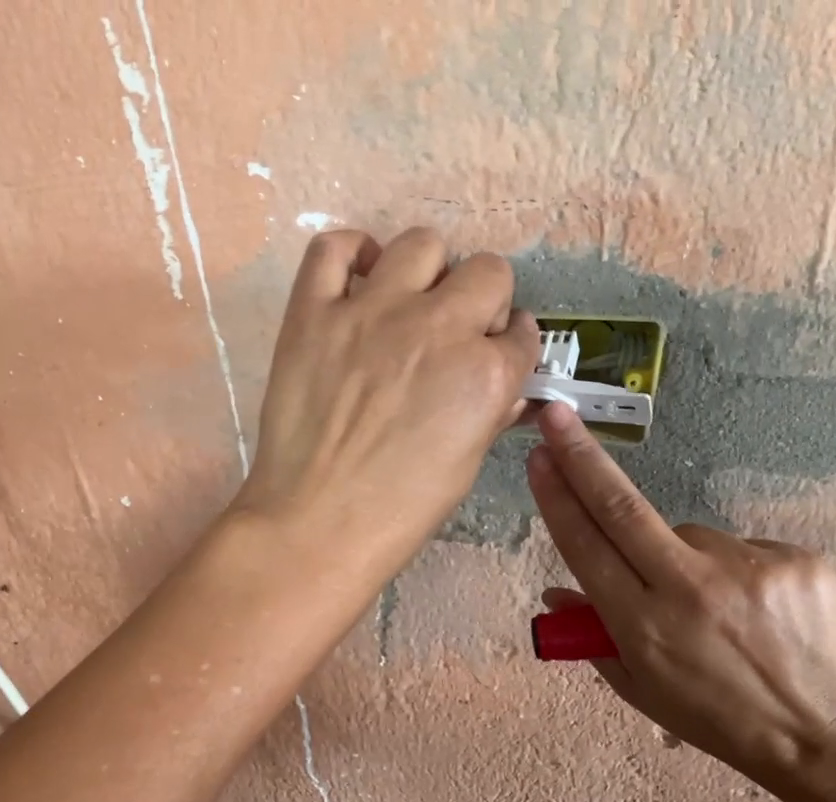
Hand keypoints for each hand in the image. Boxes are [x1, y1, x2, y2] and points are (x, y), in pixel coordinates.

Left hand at [233, 228, 538, 565]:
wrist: (317, 523)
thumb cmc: (402, 508)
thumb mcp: (467, 462)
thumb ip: (492, 411)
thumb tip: (505, 386)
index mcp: (485, 373)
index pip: (521, 333)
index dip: (512, 343)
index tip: (499, 350)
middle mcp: (438, 327)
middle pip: (487, 272)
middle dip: (483, 300)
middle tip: (457, 331)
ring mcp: (372, 311)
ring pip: (422, 245)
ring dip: (428, 271)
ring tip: (410, 302)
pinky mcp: (315, 310)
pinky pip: (334, 247)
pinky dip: (352, 253)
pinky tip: (359, 279)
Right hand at [526, 403, 835, 779]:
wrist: (820, 731)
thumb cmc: (717, 719)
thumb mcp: (642, 690)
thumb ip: (593, 637)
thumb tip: (554, 592)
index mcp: (645, 627)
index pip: (587, 547)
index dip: (558, 499)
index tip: (537, 458)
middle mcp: (689, 589)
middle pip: (623, 508)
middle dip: (583, 458)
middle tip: (557, 417)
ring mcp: (744, 567)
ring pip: (687, 534)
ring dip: (680, 555)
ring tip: (711, 606)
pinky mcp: (789, 556)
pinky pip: (737, 545)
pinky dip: (730, 566)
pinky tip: (749, 604)